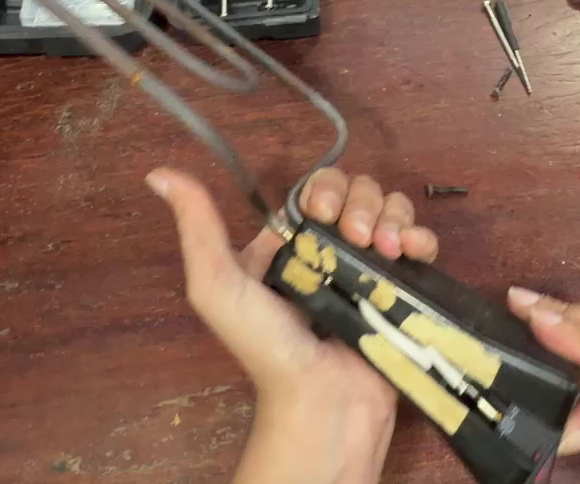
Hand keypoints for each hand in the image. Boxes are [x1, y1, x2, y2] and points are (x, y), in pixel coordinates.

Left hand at [147, 167, 439, 483]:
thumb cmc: (266, 347)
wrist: (323, 405)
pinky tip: (411, 252)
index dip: (326, 190)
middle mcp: (331, 246)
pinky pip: (420, 240)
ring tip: (386, 251)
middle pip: (359, 190)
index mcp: (292, 240)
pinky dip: (420, 236)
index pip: (319, 186)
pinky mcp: (401, 284)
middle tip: (356, 239)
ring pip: (391, 207)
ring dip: (393, 218)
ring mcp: (369, 264)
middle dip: (363, 204)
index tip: (322, 216)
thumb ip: (197, 228)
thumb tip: (158, 174)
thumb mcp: (218, 285)